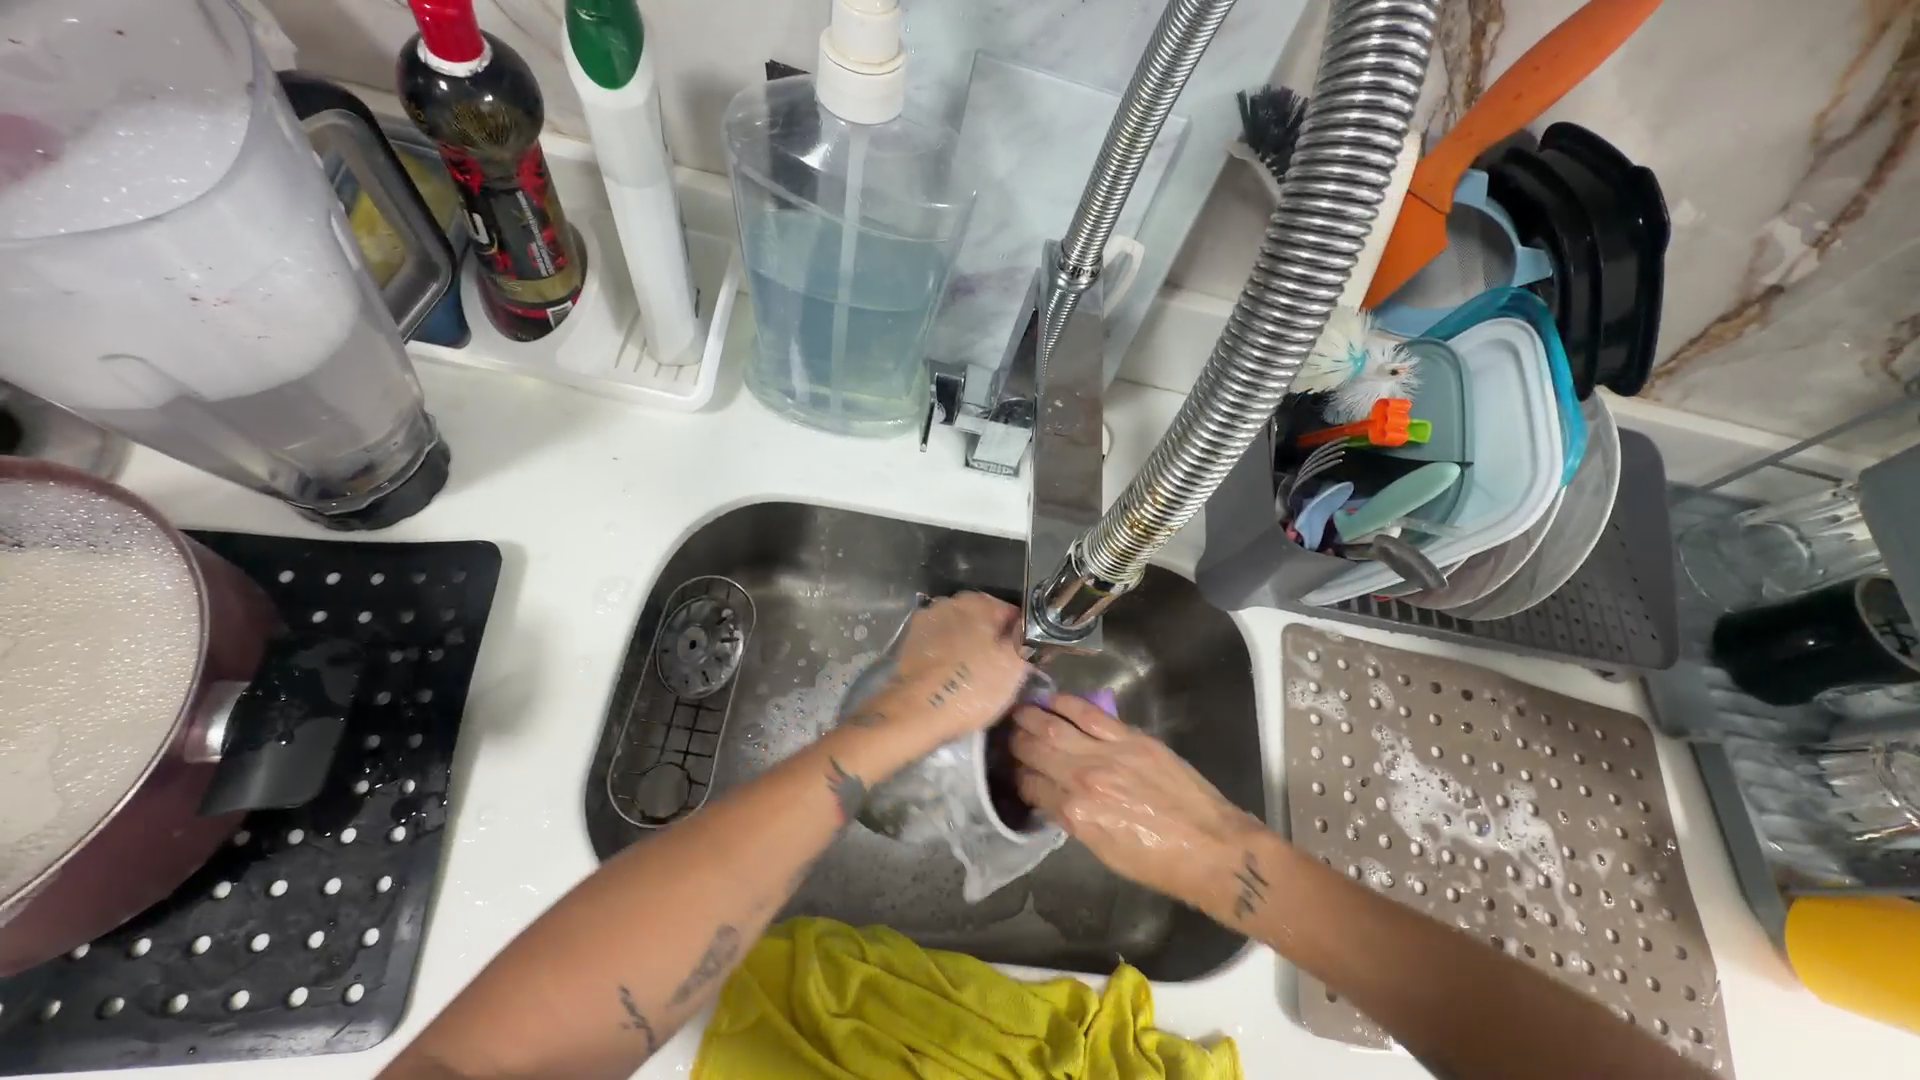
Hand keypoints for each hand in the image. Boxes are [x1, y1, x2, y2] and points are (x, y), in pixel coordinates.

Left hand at [843, 592, 1030, 752]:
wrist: (917, 710)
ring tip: (976, 678)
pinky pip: (940, 645)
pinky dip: (949, 657)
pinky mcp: (911, 642)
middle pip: (983, 621)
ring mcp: (927, 621)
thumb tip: (1028, 629)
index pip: (1011, 613)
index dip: (1021, 637)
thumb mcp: (1014, 666)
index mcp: (978, 602)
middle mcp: (950, 603)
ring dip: (969, 648)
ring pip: (960, 632)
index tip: (1022, 660)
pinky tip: (952, 678)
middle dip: (993, 641)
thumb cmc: (971, 686)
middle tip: (1001, 672)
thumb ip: (1026, 639)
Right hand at [1011, 697, 1266, 918]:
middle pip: (1037, 751)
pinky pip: (1090, 714)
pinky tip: (1052, 700)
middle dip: (1016, 742)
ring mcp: (1108, 754)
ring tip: (1018, 712)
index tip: (1009, 769)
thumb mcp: (1103, 851)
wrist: (1211, 848)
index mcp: (1076, 814)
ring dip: (1032, 717)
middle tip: (1005, 735)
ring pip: (1056, 727)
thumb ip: (1073, 820)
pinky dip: (1067, 704)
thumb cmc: (1157, 863)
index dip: (1016, 777)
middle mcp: (1084, 779)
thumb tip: (1053, 798)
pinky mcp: (1132, 738)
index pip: (1031, 786)